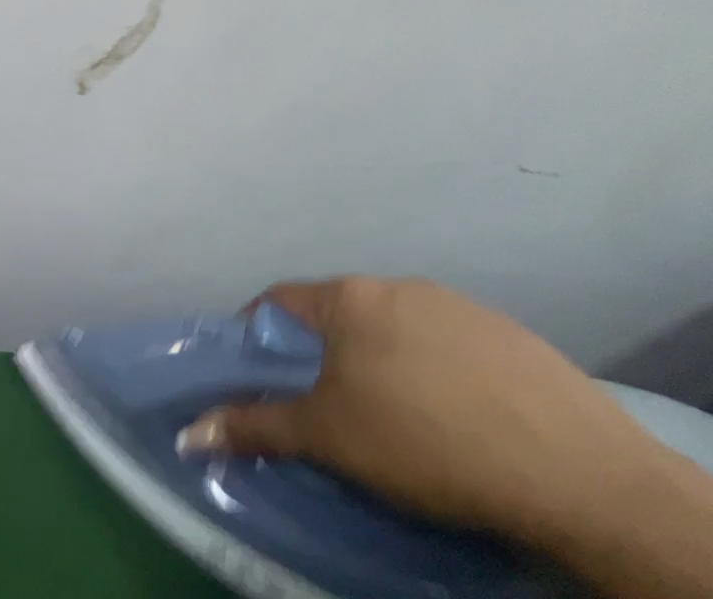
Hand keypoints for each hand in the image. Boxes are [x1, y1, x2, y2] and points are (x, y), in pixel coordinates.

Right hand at [179, 277, 712, 597]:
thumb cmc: (425, 442)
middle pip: (341, 313)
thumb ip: (252, 426)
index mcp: (352, 298)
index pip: (280, 300)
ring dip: (382, 360)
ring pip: (399, 329)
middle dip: (323, 351)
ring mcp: (469, 310)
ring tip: (392, 413)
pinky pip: (453, 347)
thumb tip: (188, 434)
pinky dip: (438, 372)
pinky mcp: (521, 340)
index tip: (260, 373)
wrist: (580, 480)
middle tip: (323, 401)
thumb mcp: (325, 438)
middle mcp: (405, 287)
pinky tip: (454, 417)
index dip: (259, 335)